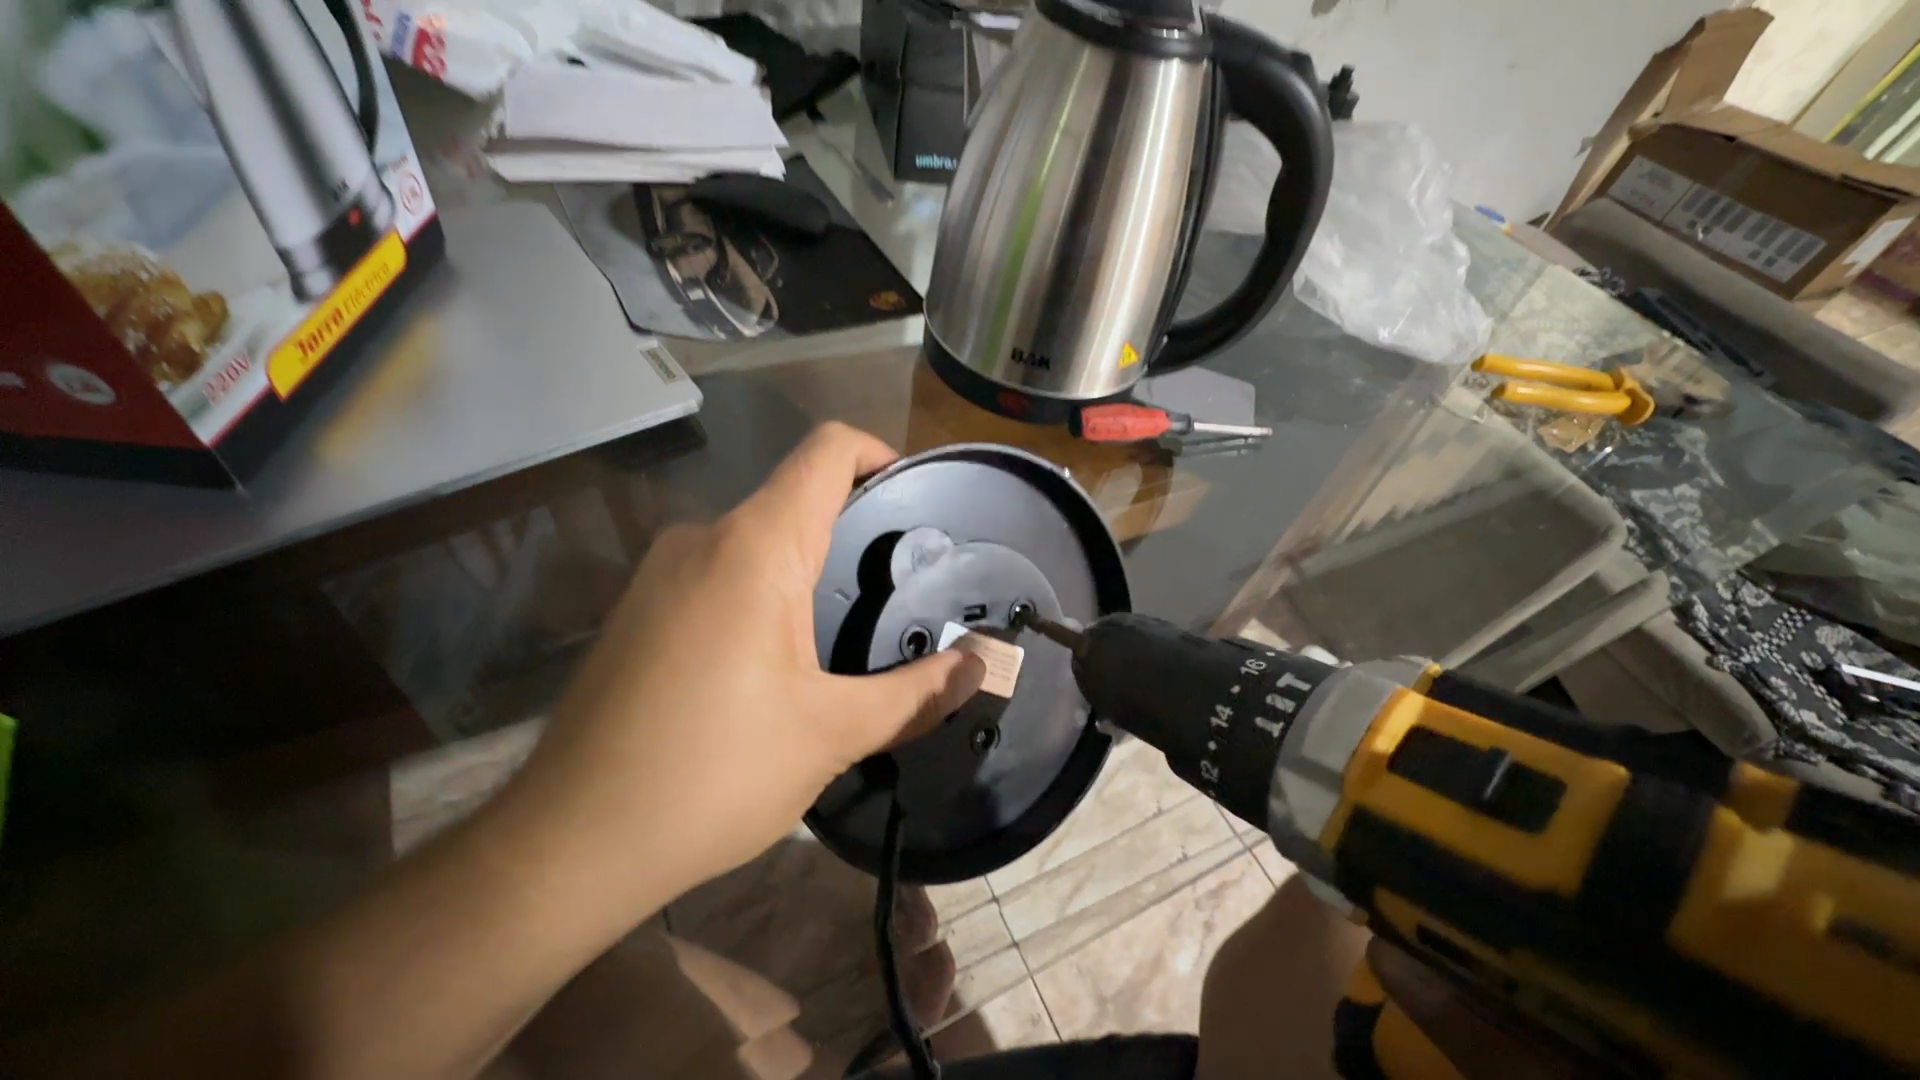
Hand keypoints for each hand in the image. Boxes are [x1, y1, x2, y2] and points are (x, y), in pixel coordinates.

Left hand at [507, 424, 986, 904]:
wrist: (571, 841)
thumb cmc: (713, 773)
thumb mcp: (832, 735)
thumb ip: (916, 694)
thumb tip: (982, 666)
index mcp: (754, 547)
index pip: (826, 452)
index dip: (880, 455)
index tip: (919, 504)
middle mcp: (701, 539)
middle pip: (794, 499)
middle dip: (854, 532)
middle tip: (904, 594)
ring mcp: (659, 575)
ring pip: (754, 543)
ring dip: (806, 574)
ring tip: (850, 637)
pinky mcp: (637, 614)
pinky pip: (717, 578)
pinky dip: (761, 598)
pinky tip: (778, 668)